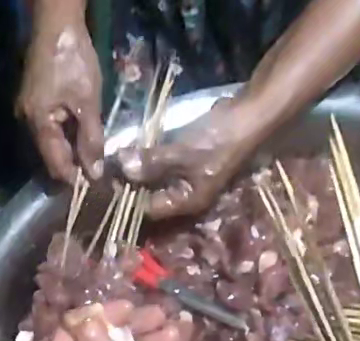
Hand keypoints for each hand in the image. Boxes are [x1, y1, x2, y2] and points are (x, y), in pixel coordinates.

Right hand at [18, 20, 104, 183]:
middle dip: (72, 166)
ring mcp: (27, 113)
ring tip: (90, 154)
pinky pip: (49, 131)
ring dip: (70, 151)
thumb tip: (95, 174)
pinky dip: (64, 136)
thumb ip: (92, 140)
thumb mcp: (88, 101)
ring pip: (50, 145)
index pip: (55, 166)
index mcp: (38, 125)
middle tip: (95, 170)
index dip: (74, 178)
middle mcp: (26, 124)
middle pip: (51, 157)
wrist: (56, 21)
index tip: (94, 184)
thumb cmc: (72, 59)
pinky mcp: (33, 104)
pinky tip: (79, 135)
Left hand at [116, 97, 266, 218]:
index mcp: (185, 203)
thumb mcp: (183, 152)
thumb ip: (152, 161)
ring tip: (117, 158)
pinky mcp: (188, 161)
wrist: (251, 113)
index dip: (128, 197)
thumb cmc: (219, 138)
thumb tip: (122, 166)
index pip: (148, 208)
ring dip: (139, 169)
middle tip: (108, 169)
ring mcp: (188, 179)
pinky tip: (135, 148)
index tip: (109, 181)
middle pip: (150, 196)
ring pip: (155, 180)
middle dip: (131, 184)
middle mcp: (185, 197)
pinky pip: (163, 165)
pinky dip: (150, 159)